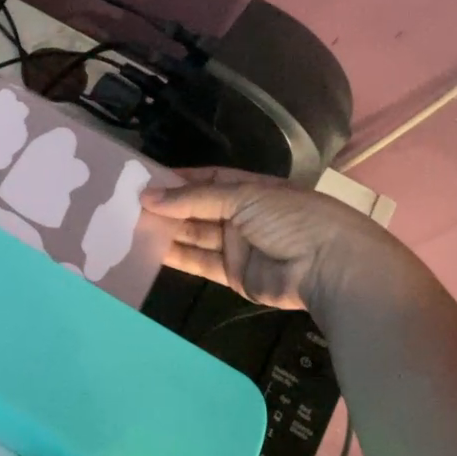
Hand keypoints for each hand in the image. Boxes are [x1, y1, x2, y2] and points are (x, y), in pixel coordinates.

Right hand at [141, 166, 417, 316]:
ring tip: (129, 227)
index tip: (141, 181)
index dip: (176, 181)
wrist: (330, 268)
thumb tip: (147, 196)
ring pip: (194, 236)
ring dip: (165, 232)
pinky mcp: (231, 274)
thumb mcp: (245, 197)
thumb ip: (193, 199)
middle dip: (165, 207)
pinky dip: (174, 257)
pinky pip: (198, 262)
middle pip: (196, 209)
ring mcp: (237, 246)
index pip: (206, 180)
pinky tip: (147, 250)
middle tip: (125, 206)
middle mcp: (242, 215)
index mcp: (251, 188)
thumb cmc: (293, 219)